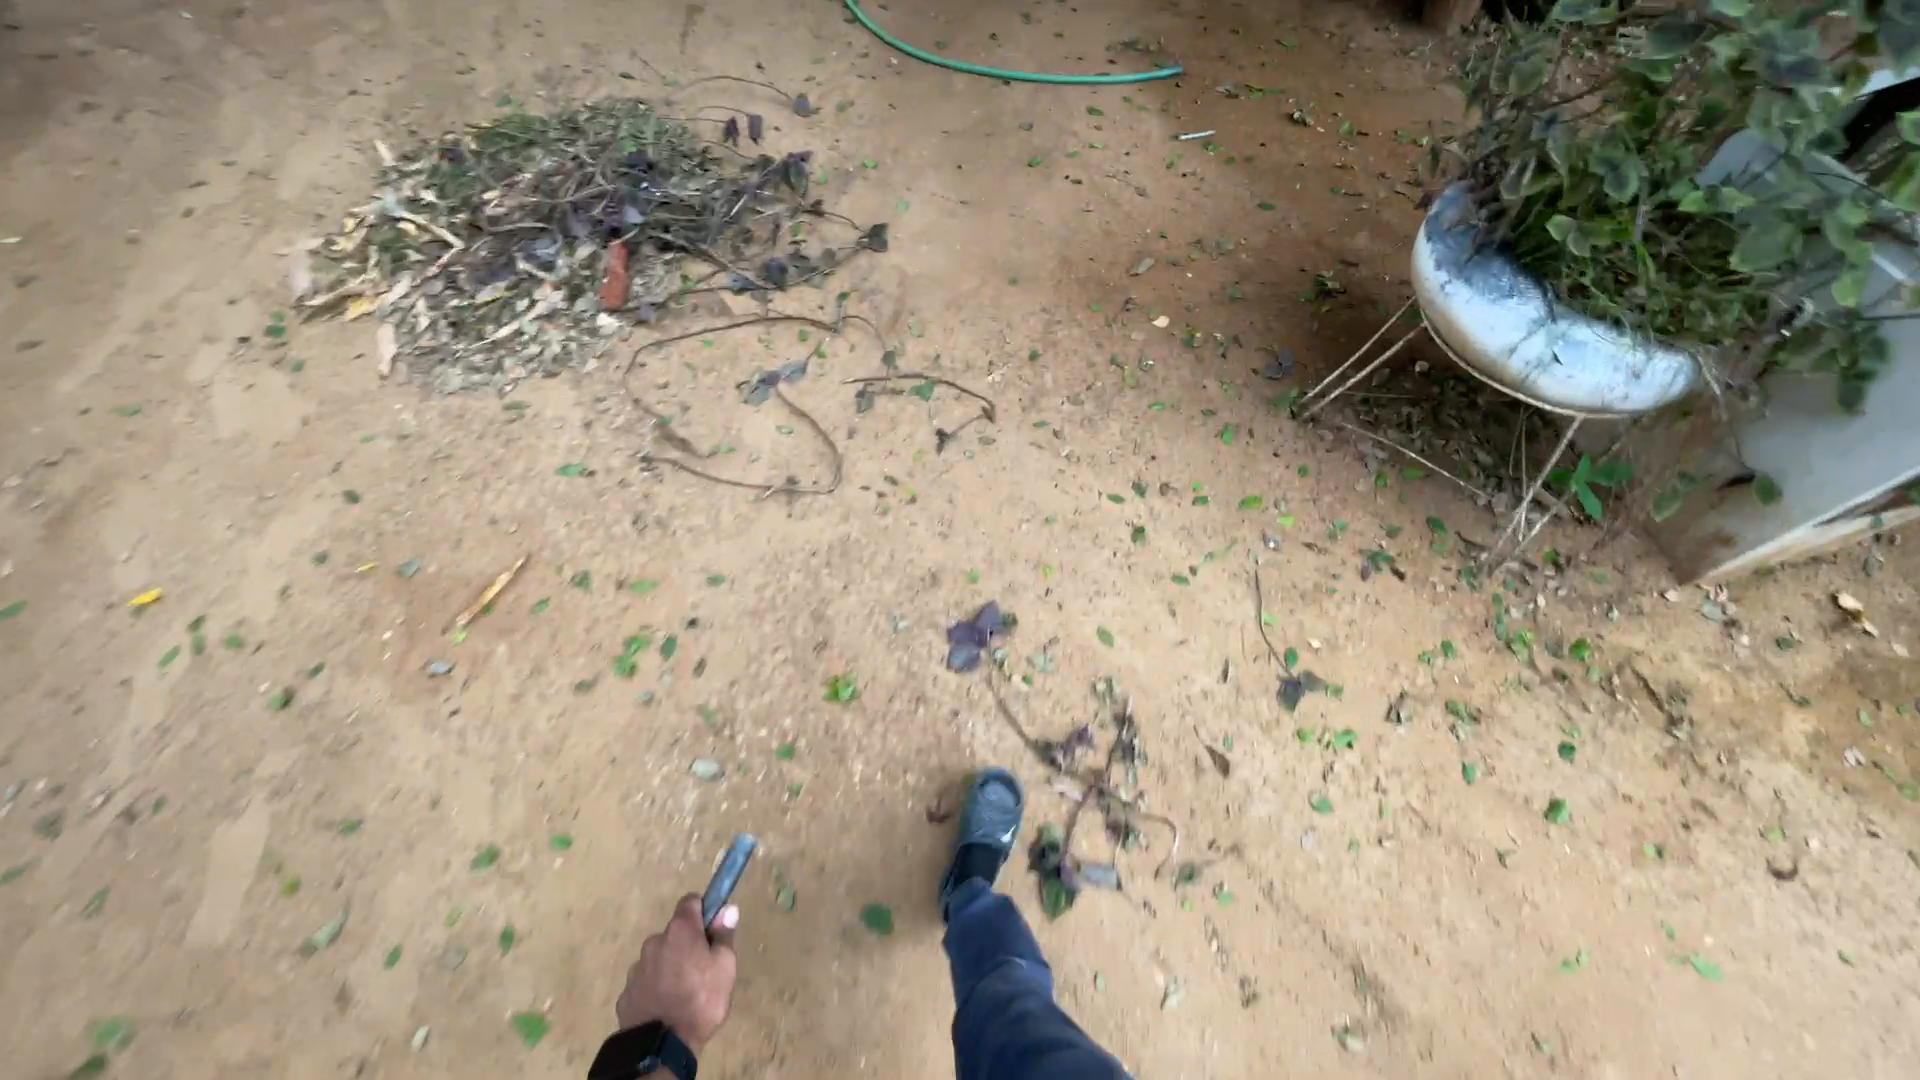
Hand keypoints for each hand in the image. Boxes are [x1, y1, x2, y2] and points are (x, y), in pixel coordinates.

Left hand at [615, 894, 738, 1053]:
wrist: (661, 1047)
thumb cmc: (701, 1000)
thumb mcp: (725, 967)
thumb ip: (724, 935)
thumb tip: (728, 908)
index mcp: (680, 931)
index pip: (690, 902)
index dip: (703, 911)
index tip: (713, 929)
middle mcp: (654, 942)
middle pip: (674, 933)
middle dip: (687, 944)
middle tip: (703, 969)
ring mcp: (636, 969)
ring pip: (659, 958)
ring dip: (670, 966)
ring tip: (684, 993)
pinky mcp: (626, 994)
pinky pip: (646, 982)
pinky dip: (656, 988)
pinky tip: (666, 1007)